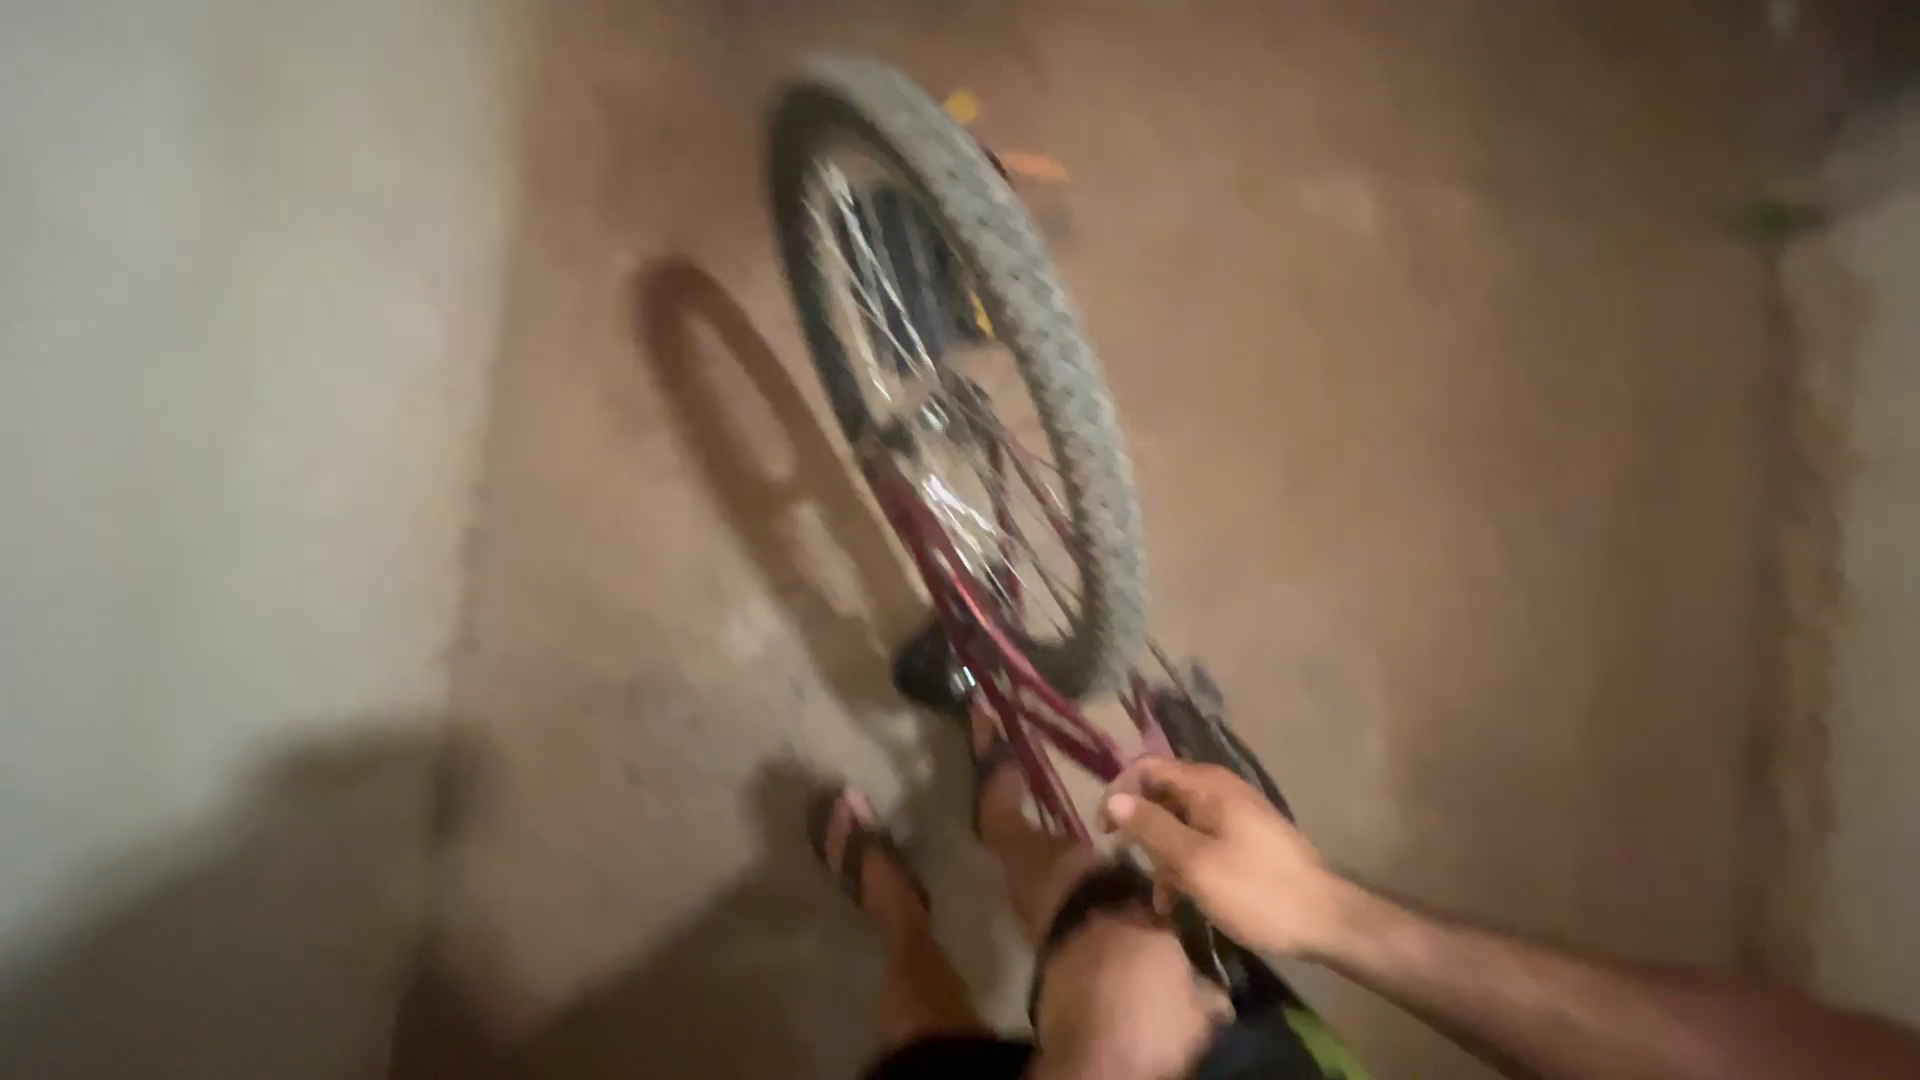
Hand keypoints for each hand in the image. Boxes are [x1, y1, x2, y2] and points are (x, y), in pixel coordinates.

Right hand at [1100, 758, 1357, 957]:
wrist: (1327, 921)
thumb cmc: (1255, 888)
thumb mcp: (1194, 861)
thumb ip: (1151, 827)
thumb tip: (1113, 798)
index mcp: (1206, 784)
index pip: (1147, 768)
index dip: (1119, 792)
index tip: (1104, 830)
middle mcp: (1219, 790)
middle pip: (1162, 794)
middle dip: (1141, 828)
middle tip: (1128, 862)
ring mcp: (1234, 815)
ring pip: (1180, 822)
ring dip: (1162, 854)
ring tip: (1160, 897)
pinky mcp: (1244, 841)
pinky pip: (1200, 841)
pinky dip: (1184, 864)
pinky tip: (1179, 900)